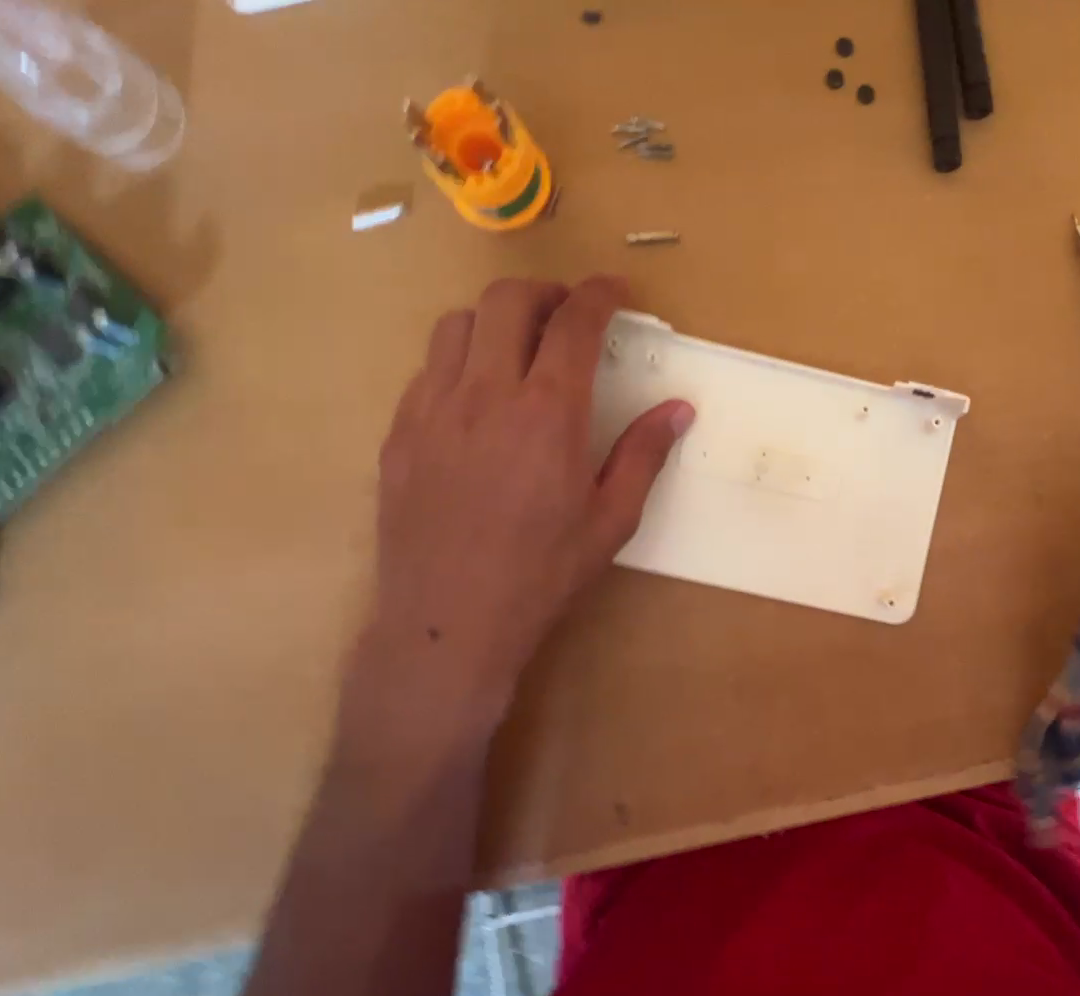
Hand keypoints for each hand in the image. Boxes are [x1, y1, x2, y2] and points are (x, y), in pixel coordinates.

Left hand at [359, 276, 693, 723]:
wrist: (448, 619)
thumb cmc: (543, 573)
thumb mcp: (611, 520)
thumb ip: (643, 454)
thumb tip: (679, 408)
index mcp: (548, 414)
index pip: (574, 323)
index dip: (599, 294)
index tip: (616, 292)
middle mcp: (486, 394)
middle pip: (508, 301)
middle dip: (546, 292)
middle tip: (570, 313)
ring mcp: (432, 409)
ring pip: (458, 323)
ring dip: (498, 318)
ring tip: (521, 345)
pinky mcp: (400, 432)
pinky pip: (428, 368)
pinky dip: (461, 358)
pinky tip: (479, 395)